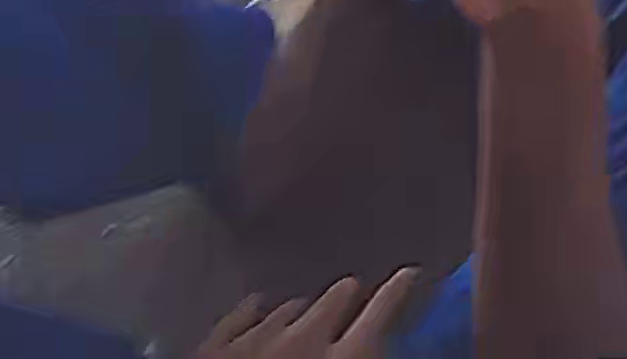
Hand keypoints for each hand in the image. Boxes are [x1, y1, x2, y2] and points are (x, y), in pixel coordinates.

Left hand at [195, 269, 418, 358]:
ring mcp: (256, 337)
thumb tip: (381, 350)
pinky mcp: (212, 345)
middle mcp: (307, 337)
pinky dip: (260, 318)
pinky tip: (259, 330)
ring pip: (296, 302)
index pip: (387, 305)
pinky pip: (248, 310)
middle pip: (344, 291)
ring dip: (306, 317)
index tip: (414, 276)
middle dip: (352, 304)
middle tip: (351, 325)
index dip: (404, 287)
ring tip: (302, 339)